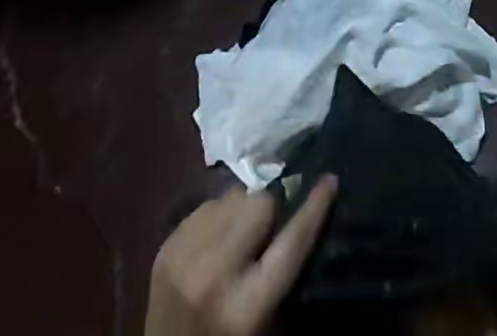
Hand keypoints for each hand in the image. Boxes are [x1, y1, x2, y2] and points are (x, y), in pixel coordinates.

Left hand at [145, 175, 336, 335]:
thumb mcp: (267, 318)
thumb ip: (284, 267)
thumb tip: (300, 209)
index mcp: (248, 303)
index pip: (292, 241)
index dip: (315, 207)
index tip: (331, 179)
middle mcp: (214, 274)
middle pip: (260, 203)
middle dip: (272, 206)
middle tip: (270, 224)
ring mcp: (185, 256)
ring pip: (233, 195)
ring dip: (244, 207)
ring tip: (240, 232)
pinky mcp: (165, 247)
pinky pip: (207, 205)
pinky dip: (219, 215)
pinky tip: (215, 239)